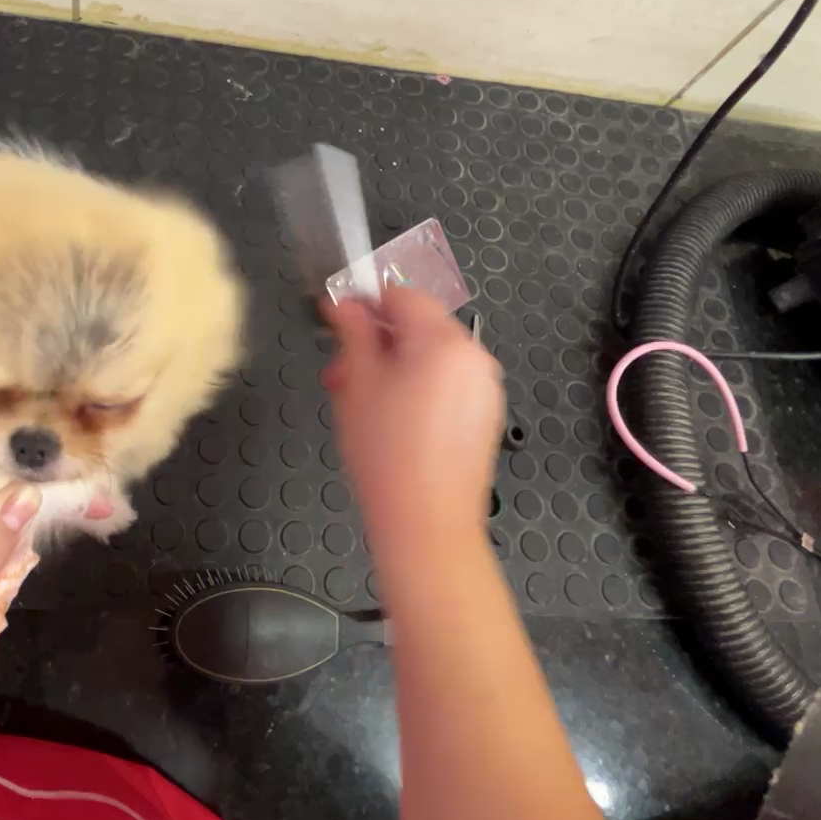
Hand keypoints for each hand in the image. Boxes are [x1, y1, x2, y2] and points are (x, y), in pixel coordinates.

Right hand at [323, 288, 503, 559]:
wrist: (426, 524)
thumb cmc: (387, 454)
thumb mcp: (358, 384)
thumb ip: (353, 333)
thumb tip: (345, 304)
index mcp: (443, 341)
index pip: (402, 295)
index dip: (365, 303)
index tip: (337, 319)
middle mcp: (473, 356)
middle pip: (418, 325)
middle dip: (375, 341)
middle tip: (340, 369)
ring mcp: (484, 387)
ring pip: (430, 357)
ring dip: (392, 365)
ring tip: (358, 399)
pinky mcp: (483, 414)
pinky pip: (446, 383)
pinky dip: (416, 387)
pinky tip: (387, 418)